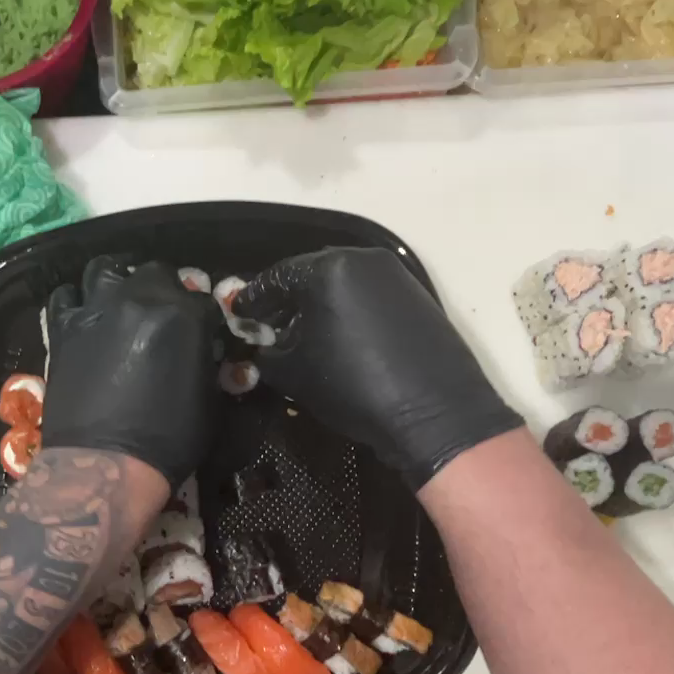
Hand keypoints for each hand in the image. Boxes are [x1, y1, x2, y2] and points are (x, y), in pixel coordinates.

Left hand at [45, 257, 224, 485]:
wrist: (106, 464)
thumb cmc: (167, 441)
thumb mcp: (208, 401)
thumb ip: (206, 362)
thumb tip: (202, 352)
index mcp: (184, 315)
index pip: (203, 300)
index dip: (204, 319)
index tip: (202, 335)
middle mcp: (140, 299)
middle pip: (156, 273)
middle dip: (164, 290)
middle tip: (162, 316)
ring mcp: (97, 310)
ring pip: (105, 269)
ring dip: (117, 281)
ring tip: (120, 301)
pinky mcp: (63, 327)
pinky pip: (64, 296)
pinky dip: (75, 302)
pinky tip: (83, 316)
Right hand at [233, 246, 523, 487]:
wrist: (434, 413)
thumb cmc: (354, 387)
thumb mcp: (294, 373)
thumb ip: (267, 352)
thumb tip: (262, 346)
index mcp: (327, 270)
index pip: (276, 278)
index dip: (253, 299)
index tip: (239, 315)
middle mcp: (362, 260)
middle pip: (310, 275)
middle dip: (286, 301)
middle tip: (268, 326)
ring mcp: (394, 276)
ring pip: (341, 284)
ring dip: (318, 305)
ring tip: (301, 335)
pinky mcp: (416, 295)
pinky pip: (367, 295)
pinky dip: (346, 310)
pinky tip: (338, 338)